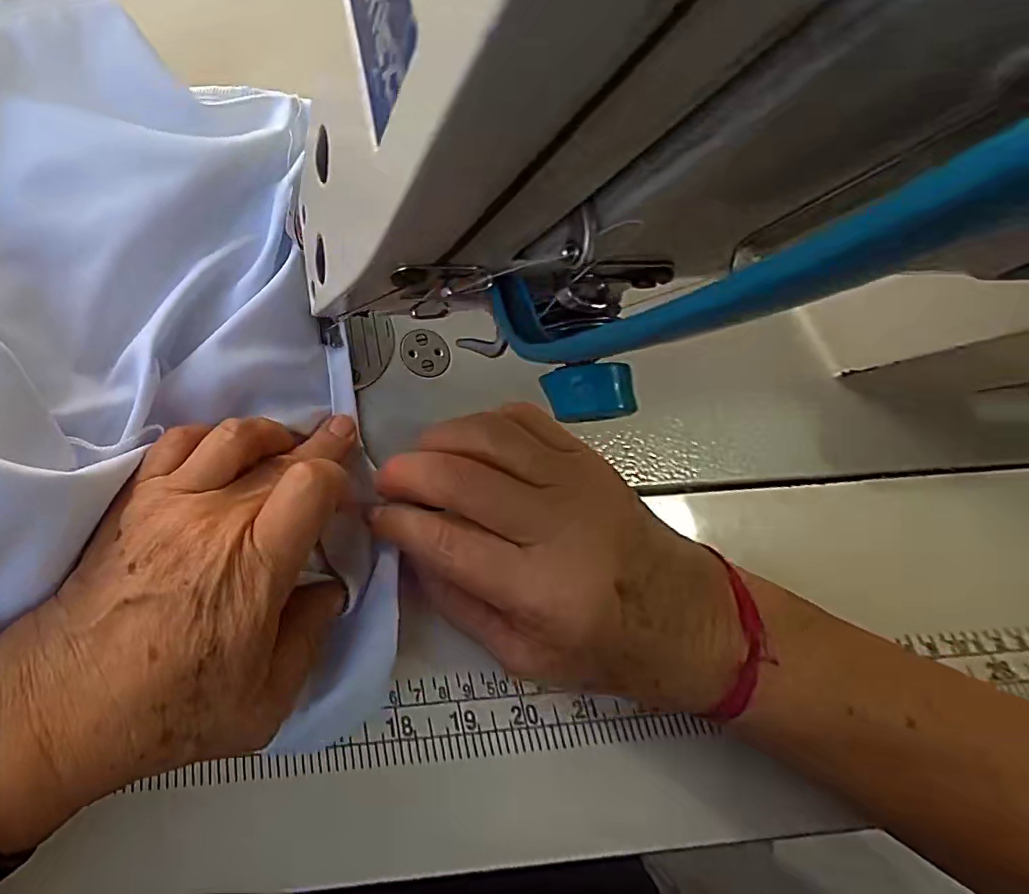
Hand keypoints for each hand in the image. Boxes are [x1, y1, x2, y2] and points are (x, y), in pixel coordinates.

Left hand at [0, 415, 357, 851]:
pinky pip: (174, 442)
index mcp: (254, 562)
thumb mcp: (265, 701)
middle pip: (276, 455)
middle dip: (316, 444)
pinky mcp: (134, 497)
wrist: (78, 689)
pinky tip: (217, 450)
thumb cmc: (173, 707)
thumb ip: (309, 637)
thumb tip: (328, 588)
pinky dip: (206, 436)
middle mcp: (212, 515)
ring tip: (282, 442)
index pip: (310, 483)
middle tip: (336, 436)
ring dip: (265, 432)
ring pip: (227, 436)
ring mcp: (167, 499)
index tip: (348, 484)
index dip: (338, 472)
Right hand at [368, 404, 743, 712]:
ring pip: (482, 435)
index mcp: (542, 590)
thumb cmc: (604, 649)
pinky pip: (518, 419)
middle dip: (402, 473)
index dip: (395, 521)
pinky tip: (465, 448)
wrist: (697, 623)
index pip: (444, 538)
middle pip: (457, 476)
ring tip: (420, 461)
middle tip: (386, 484)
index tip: (376, 518)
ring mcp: (577, 484)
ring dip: (433, 441)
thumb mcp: (518, 655)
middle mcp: (560, 529)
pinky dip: (477, 424)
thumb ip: (451, 599)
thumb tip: (403, 543)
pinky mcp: (588, 460)